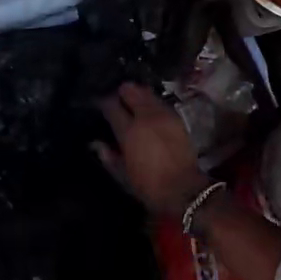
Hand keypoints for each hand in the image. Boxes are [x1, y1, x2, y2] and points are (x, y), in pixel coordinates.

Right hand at [95, 83, 212, 217]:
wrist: (184, 189)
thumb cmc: (149, 186)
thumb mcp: (123, 176)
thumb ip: (108, 156)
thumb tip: (96, 143)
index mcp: (129, 131)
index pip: (111, 105)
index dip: (103, 101)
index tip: (99, 103)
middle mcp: (146, 116)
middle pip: (130, 90)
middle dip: (121, 92)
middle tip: (117, 100)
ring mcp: (163, 114)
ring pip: (146, 92)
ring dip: (137, 94)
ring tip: (132, 102)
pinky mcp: (177, 117)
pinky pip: (159, 101)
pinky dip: (151, 102)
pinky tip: (149, 111)